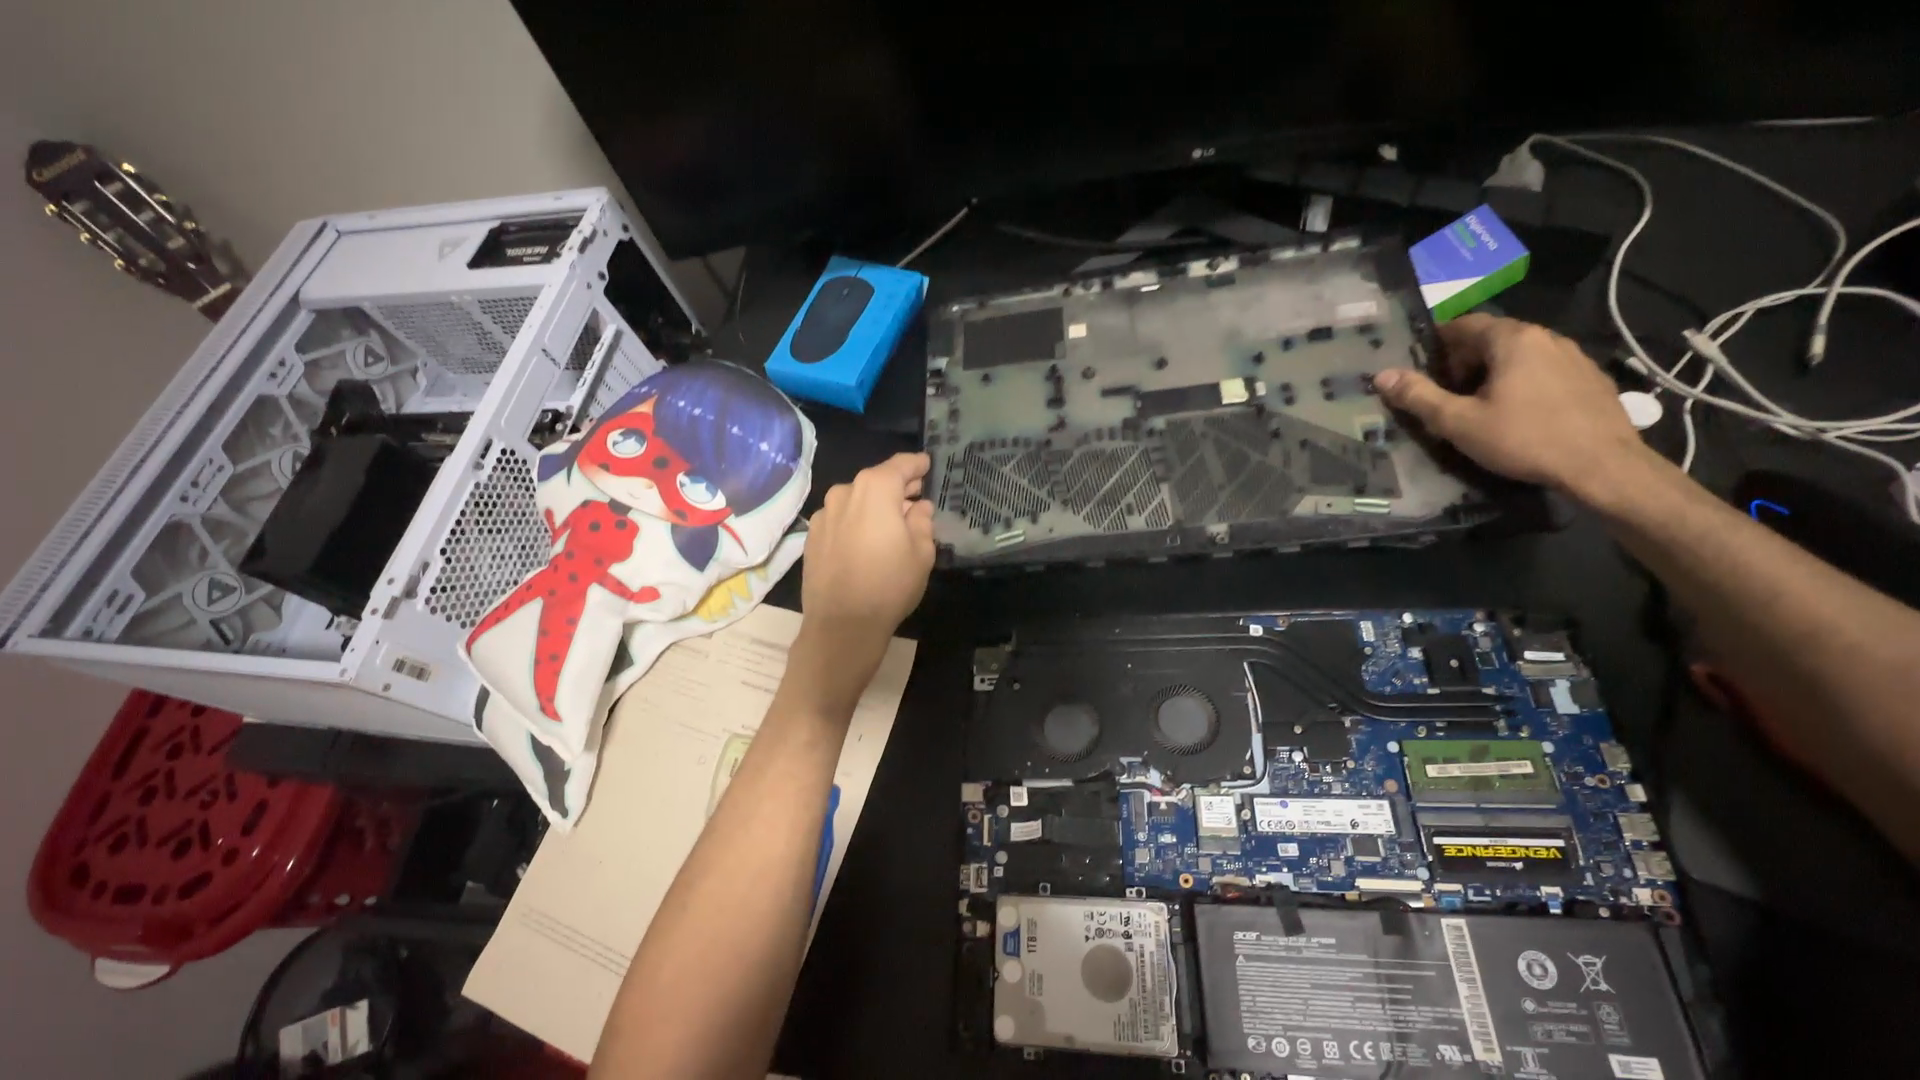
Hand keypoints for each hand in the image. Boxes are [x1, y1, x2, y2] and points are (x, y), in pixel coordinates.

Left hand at [799, 452, 935, 653]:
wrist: (842, 624)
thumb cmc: (890, 584)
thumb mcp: (922, 552)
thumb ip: (922, 521)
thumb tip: (918, 507)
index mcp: (875, 489)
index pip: (900, 465)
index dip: (916, 464)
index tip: (926, 465)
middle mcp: (844, 492)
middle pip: (875, 481)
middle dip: (896, 487)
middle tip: (914, 496)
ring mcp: (823, 515)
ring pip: (855, 501)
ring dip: (873, 507)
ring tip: (890, 524)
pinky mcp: (812, 538)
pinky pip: (840, 521)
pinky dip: (855, 523)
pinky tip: (865, 543)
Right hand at [1372, 314, 1649, 497]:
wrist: (1603, 466)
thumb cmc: (1524, 439)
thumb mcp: (1459, 422)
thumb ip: (1419, 396)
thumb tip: (1382, 375)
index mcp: (1512, 339)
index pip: (1465, 324)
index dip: (1439, 344)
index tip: (1424, 370)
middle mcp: (1546, 337)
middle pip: (1494, 337)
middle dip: (1466, 360)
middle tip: (1449, 393)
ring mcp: (1574, 356)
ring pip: (1523, 354)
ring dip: (1497, 372)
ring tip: (1484, 406)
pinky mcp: (1592, 378)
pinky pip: (1547, 370)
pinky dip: (1527, 383)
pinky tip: (1523, 414)